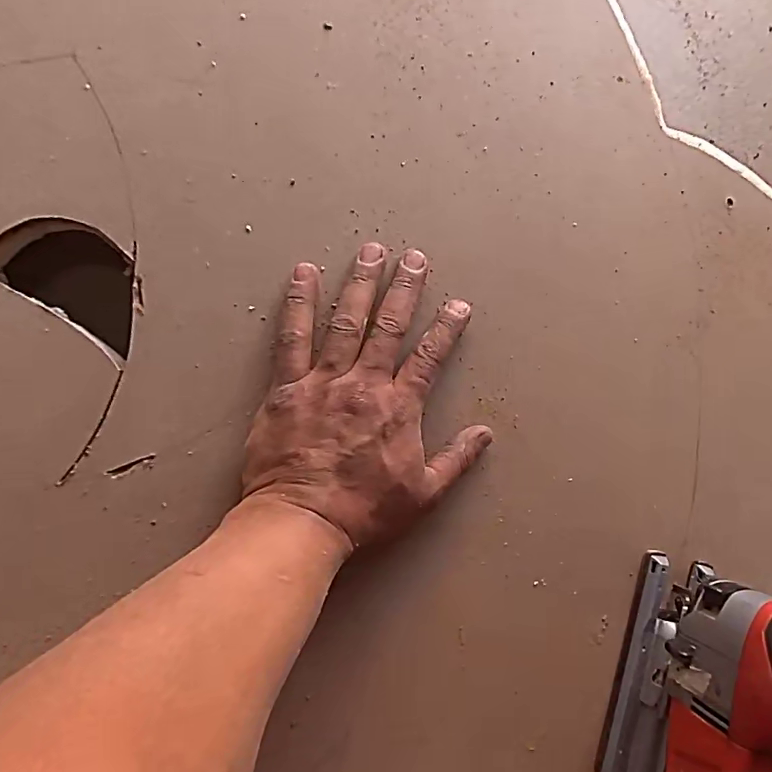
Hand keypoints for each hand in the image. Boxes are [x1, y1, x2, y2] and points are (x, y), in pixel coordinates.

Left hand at [240, 241, 492, 549]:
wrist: (303, 520)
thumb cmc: (364, 511)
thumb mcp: (423, 493)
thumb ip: (457, 459)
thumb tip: (484, 435)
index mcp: (398, 408)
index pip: (429, 357)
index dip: (446, 328)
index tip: (458, 305)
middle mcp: (364, 385)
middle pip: (389, 327)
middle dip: (404, 289)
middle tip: (414, 258)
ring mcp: (324, 382)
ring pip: (346, 322)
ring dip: (360, 284)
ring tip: (371, 252)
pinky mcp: (287, 389)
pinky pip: (292, 338)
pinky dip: (299, 304)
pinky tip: (304, 274)